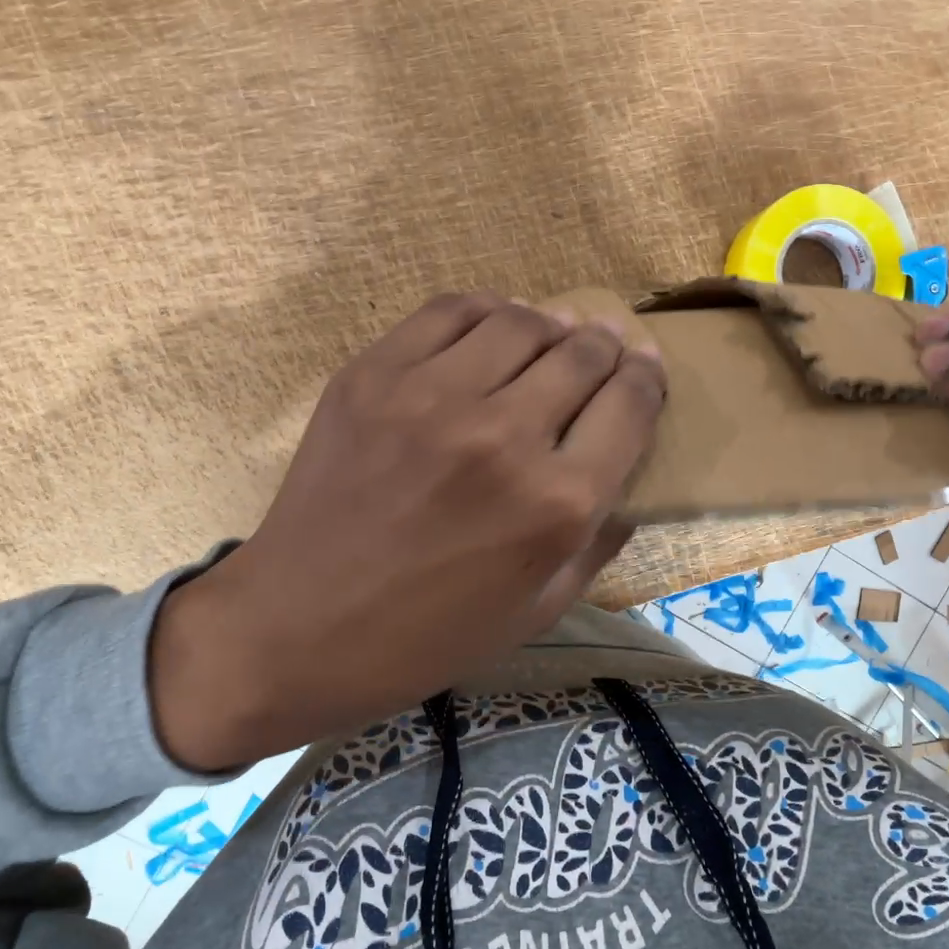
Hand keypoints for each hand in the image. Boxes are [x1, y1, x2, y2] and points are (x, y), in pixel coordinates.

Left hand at [149, 293, 666, 770]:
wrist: (300, 627)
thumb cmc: (427, 638)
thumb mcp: (538, 612)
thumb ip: (598, 543)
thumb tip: (626, 480)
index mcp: (556, 505)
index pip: (631, 405)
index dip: (648, 378)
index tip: (645, 367)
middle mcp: (504, 436)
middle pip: (582, 353)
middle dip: (606, 347)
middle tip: (602, 350)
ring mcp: (431, 396)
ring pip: (520, 321)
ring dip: (549, 326)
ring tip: (549, 338)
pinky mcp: (373, 375)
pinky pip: (448, 311)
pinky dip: (485, 311)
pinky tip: (490, 328)